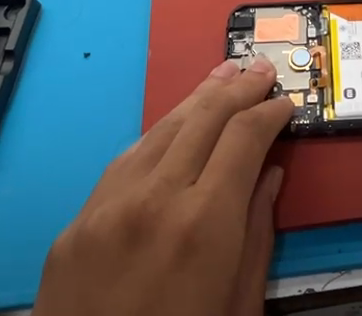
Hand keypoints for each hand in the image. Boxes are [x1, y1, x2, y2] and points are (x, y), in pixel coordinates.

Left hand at [35, 57, 291, 315]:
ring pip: (162, 128)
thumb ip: (258, 235)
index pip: (245, 137)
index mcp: (205, 223)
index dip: (270, 113)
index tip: (286, 103)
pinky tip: (173, 126)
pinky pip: (124, 161)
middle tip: (260, 69)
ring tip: (224, 75)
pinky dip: (158, 135)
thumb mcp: (240, 308)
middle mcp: (155, 198)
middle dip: (238, 88)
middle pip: (204, 117)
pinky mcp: (76, 223)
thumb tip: (270, 176)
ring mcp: (108, 206)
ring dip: (198, 97)